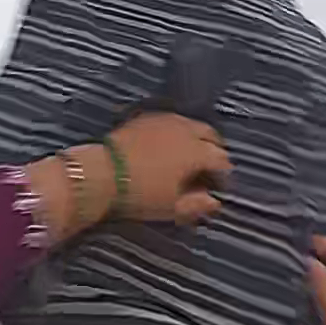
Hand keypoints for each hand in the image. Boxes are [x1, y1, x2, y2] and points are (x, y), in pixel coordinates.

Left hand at [24, 112, 231, 241]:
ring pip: (190, 124)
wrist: (102, 172)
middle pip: (209, 135)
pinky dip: (176, 130)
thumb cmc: (140, 193)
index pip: (221, 160)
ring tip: (189, 155)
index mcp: (195, 152)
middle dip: (213, 150)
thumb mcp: (172, 207)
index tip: (218, 187)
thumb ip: (198, 204)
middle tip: (209, 168)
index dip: (223, 175)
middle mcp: (184, 129)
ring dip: (195, 137)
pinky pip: (170, 120)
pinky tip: (169, 143)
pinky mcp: (145, 117)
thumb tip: (214, 201)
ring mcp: (164, 119)